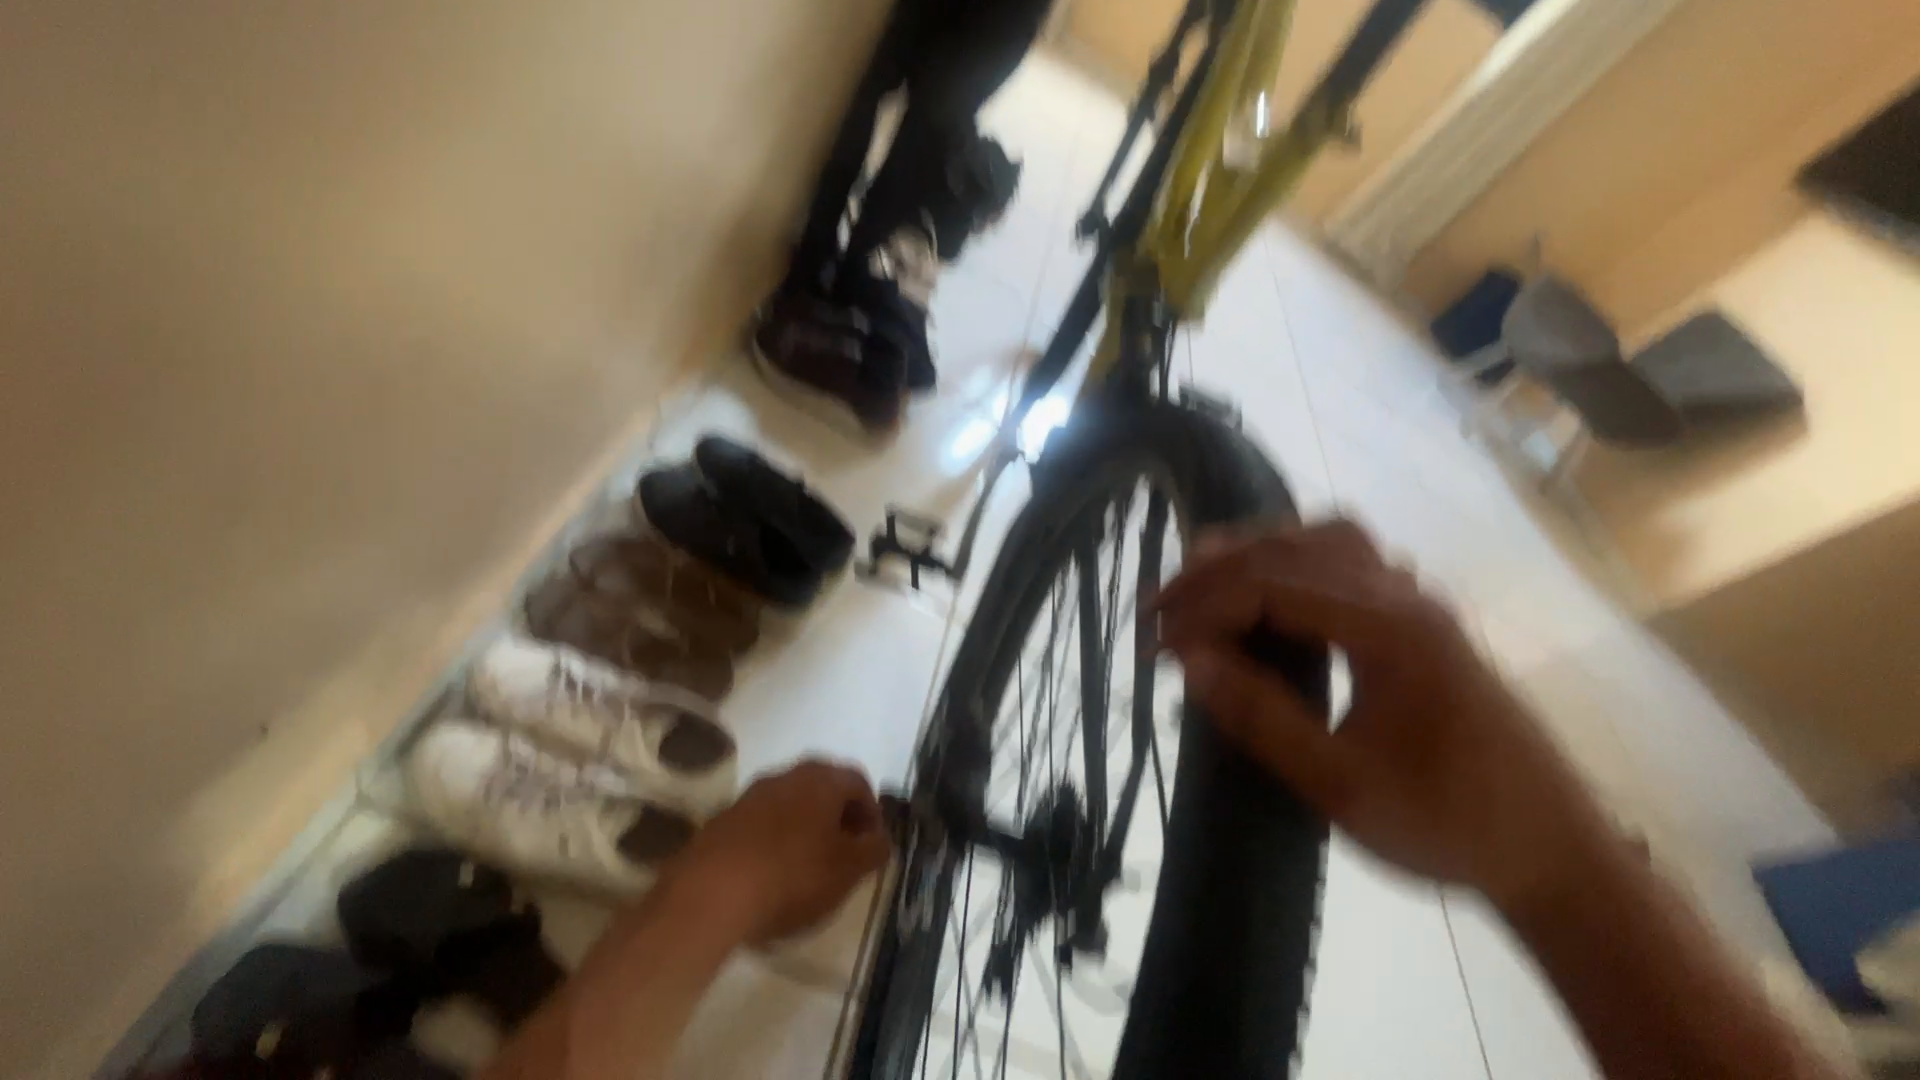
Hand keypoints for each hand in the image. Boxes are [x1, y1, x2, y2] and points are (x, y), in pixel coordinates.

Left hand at [667, 759, 891, 943]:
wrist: (710, 894)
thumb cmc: (793, 876)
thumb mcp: (849, 870)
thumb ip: (874, 850)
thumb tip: (881, 839)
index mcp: (822, 778)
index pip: (859, 782)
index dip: (872, 813)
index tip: (872, 847)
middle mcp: (787, 775)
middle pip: (824, 789)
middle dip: (838, 819)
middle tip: (845, 854)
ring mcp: (751, 795)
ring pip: (792, 805)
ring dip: (806, 829)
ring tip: (810, 869)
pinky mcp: (724, 820)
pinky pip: (763, 823)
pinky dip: (776, 841)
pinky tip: (773, 876)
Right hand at [1155, 520, 1619, 908]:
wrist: (1556, 851)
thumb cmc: (1448, 824)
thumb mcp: (1341, 786)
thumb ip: (1261, 717)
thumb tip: (1191, 660)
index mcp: (1390, 630)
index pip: (1271, 587)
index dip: (1202, 608)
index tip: (1153, 643)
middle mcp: (1404, 596)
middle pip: (1292, 547)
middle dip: (1215, 570)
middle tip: (1158, 604)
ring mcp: (1418, 602)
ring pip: (1324, 540)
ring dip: (1256, 552)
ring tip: (1203, 579)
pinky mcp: (1422, 619)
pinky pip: (1349, 559)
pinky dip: (1294, 558)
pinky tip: (1271, 589)